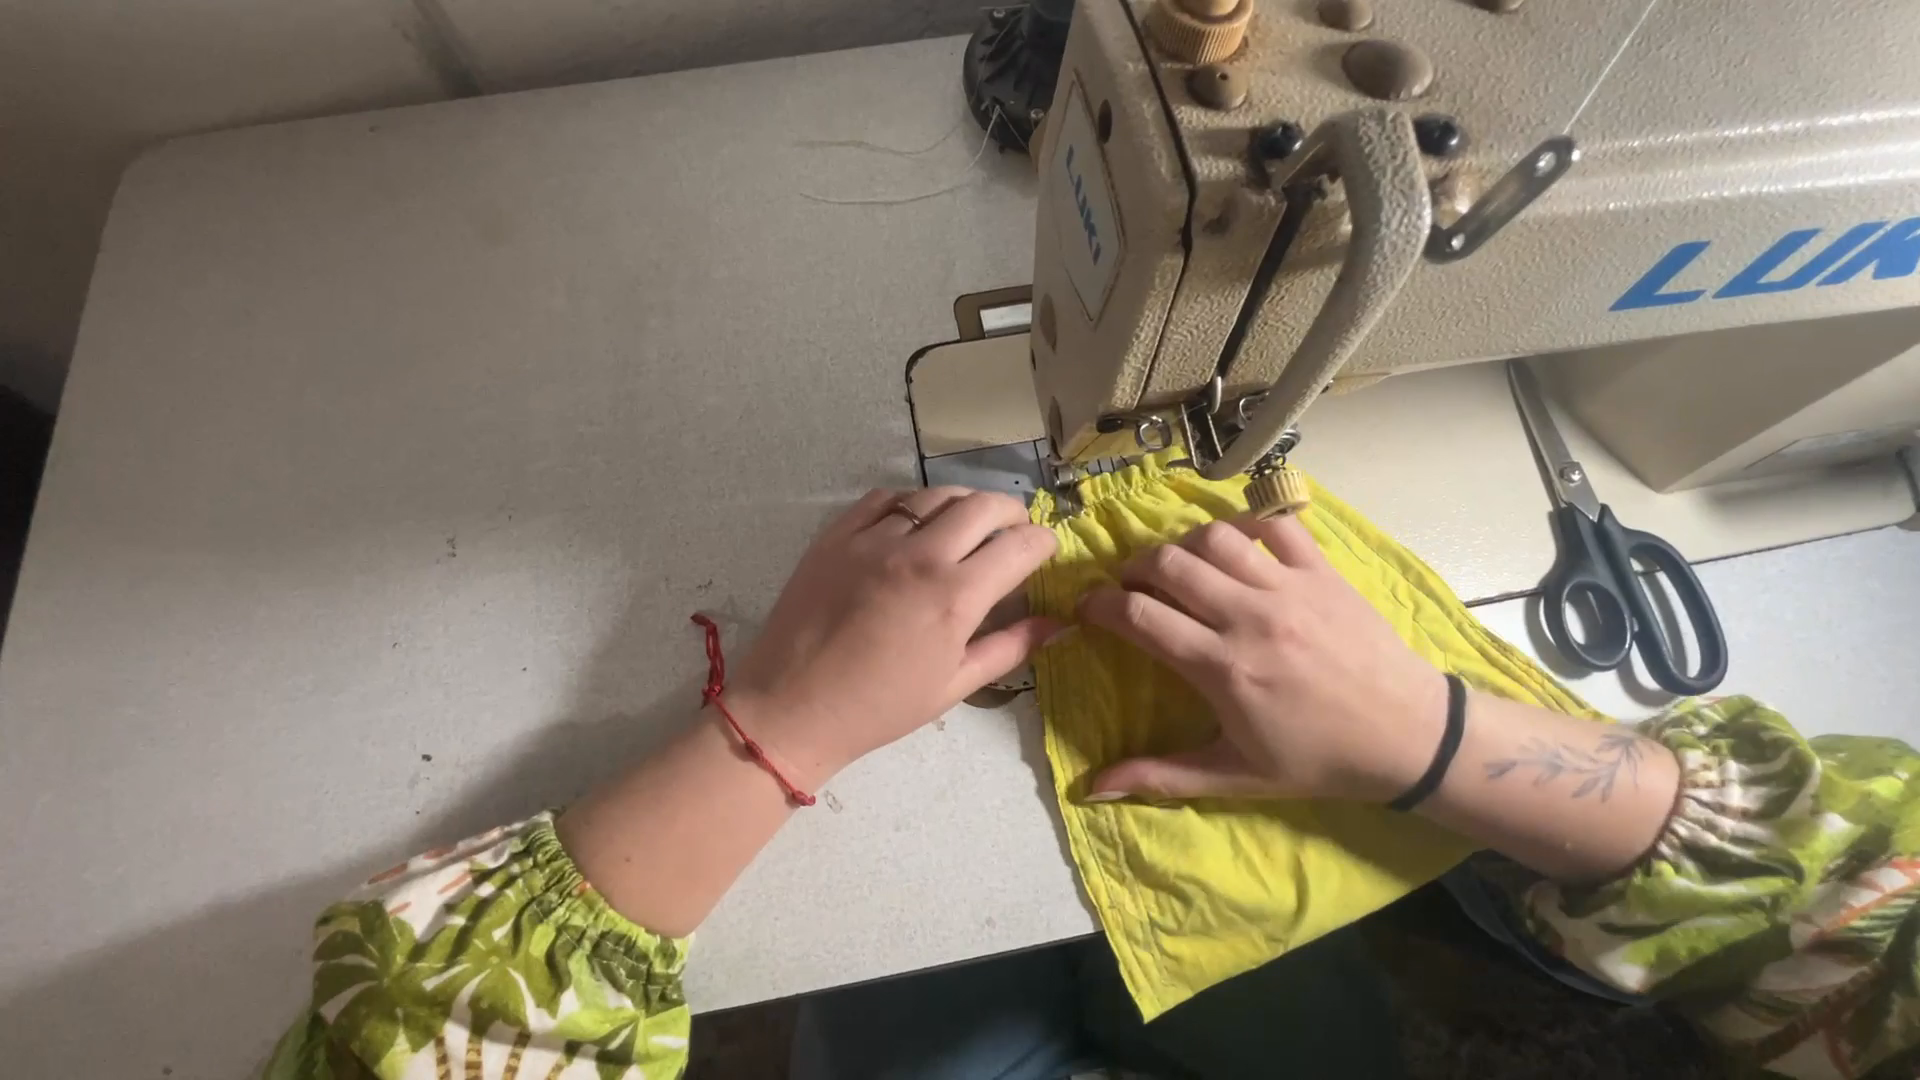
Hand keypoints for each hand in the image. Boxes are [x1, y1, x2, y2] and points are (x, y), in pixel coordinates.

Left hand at [729, 487, 1061, 786]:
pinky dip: (910, 503)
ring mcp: (873, 539)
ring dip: (963, 503)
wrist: (791, 707)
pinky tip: (912, 523)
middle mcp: (919, 555)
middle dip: (1011, 512)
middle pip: (983, 505)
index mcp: (954, 597)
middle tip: (1012, 530)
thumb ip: (1009, 648)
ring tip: (966, 524)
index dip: (1044, 542)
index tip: (1044, 550)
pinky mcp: (836, 534)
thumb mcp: (953, 686)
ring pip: (935, 494)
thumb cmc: (878, 708)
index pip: (1019, 546)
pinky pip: (884, 498)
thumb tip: (1056, 624)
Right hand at [1078, 514, 1447, 802]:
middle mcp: (1249, 618)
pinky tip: (1234, 548)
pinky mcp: (1322, 572)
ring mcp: (1288, 588)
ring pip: (1213, 538)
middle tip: (1132, 587)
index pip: (1139, 616)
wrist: (1411, 737)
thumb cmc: (1317, 759)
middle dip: (1134, 569)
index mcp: (1222, 668)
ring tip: (1179, 568)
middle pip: (1168, 564)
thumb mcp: (1235, 777)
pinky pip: (1274, 524)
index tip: (1088, 608)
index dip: (1099, 605)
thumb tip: (1092, 790)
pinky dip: (1245, 526)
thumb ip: (1160, 777)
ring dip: (1183, 547)